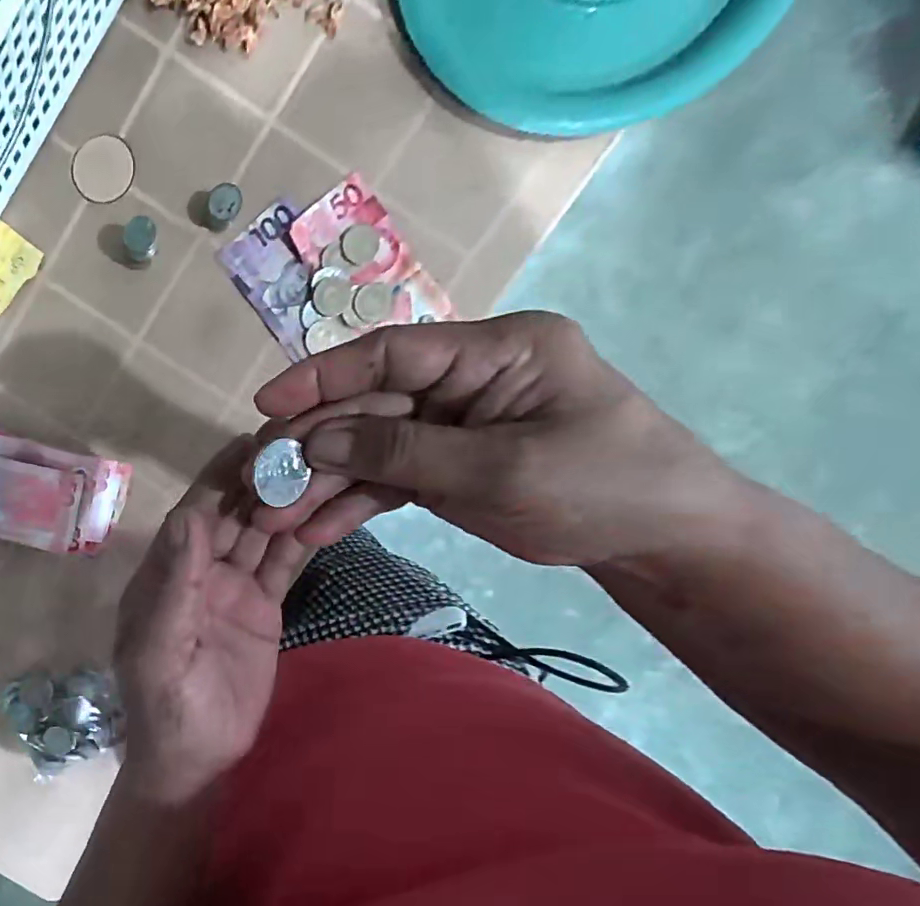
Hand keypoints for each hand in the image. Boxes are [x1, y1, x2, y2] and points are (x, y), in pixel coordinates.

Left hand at [115, 439, 315, 802]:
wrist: (197, 757)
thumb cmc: (165, 706)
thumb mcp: (160, 649)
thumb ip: (174, 585)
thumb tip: (188, 516)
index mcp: (166, 573)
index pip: (193, 514)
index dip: (217, 478)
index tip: (250, 441)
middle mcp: (199, 570)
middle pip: (231, 515)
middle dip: (259, 481)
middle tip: (300, 443)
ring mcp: (232, 586)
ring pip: (261, 534)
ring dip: (286, 503)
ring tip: (324, 466)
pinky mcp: (262, 606)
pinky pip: (283, 564)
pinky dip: (303, 539)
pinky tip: (329, 512)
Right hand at [248, 312, 747, 567]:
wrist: (659, 541)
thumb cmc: (603, 487)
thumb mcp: (501, 470)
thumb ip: (403, 453)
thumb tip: (315, 442)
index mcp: (493, 350)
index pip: (391, 351)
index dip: (323, 377)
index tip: (267, 406)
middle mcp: (462, 379)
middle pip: (368, 403)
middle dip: (312, 445)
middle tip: (260, 480)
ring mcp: (450, 424)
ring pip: (368, 446)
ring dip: (322, 483)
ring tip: (275, 516)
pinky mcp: (443, 466)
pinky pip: (386, 479)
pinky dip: (352, 504)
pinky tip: (315, 529)